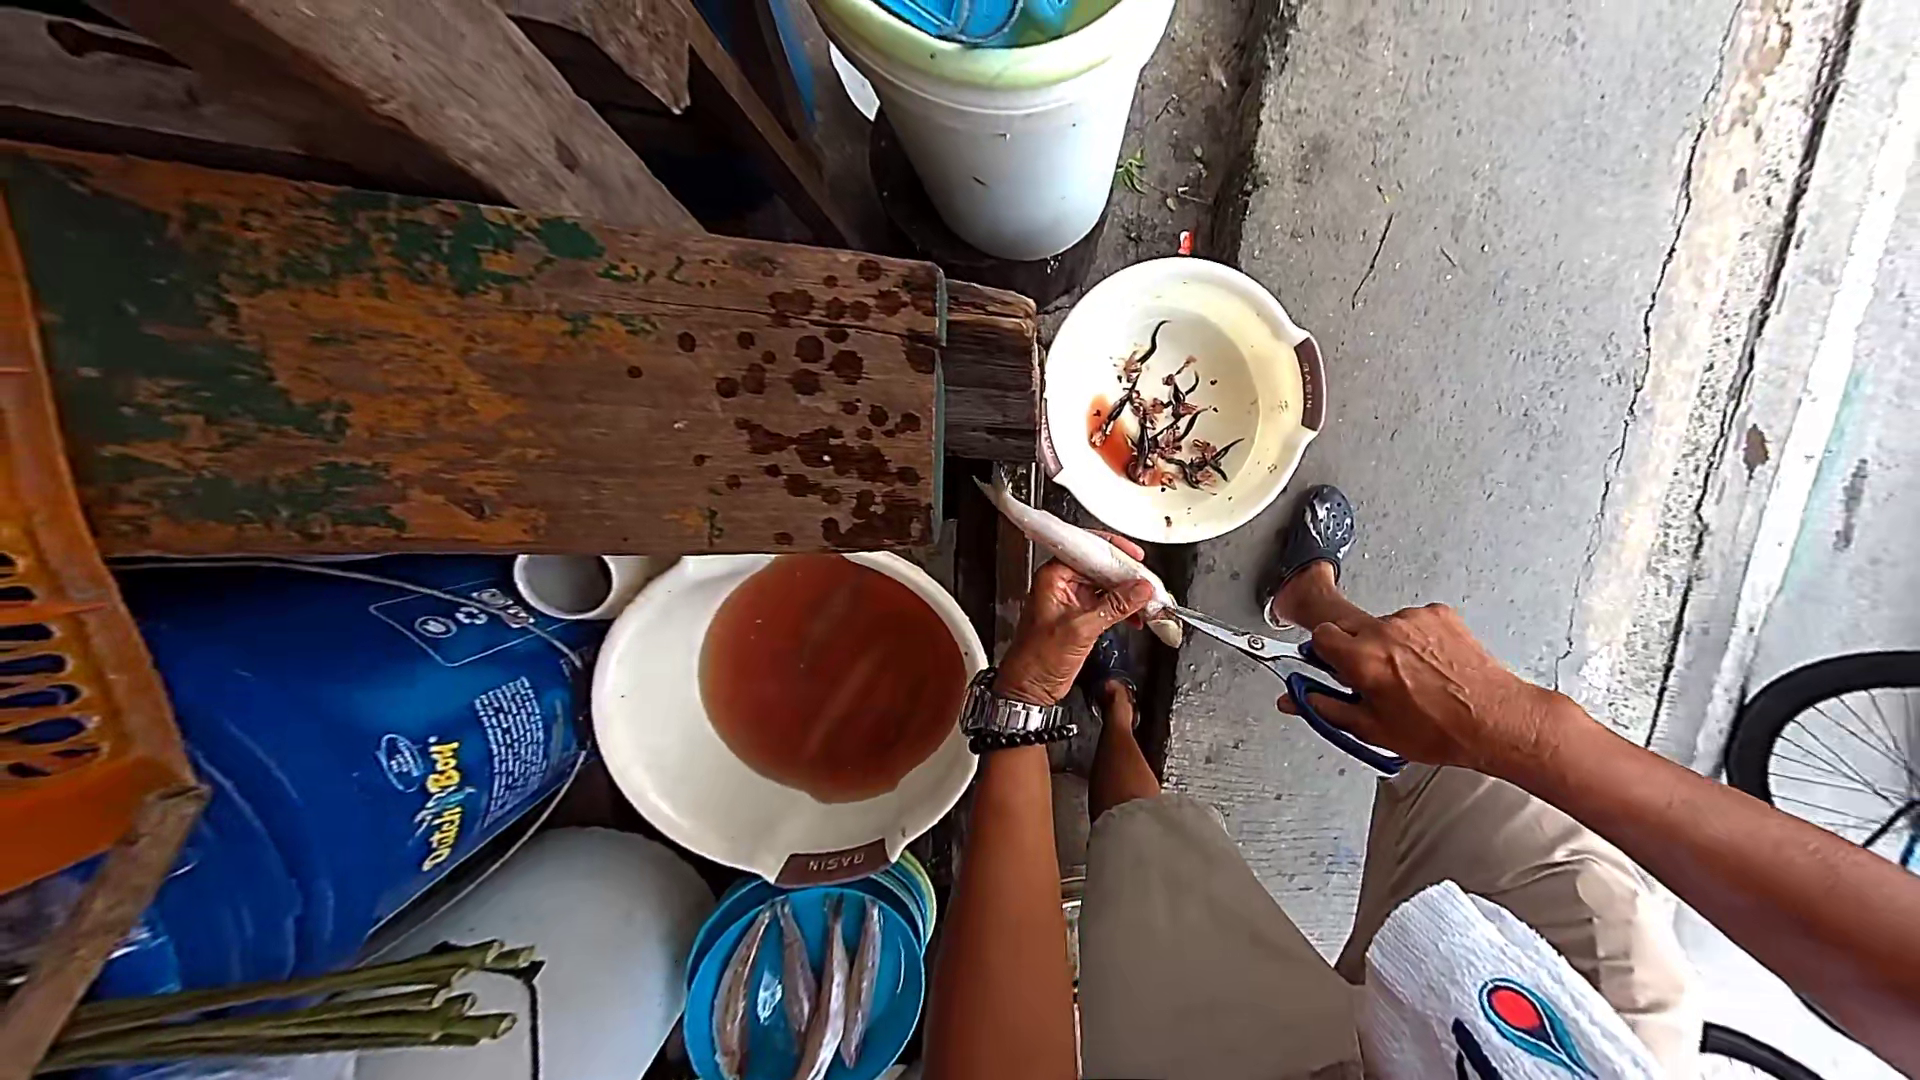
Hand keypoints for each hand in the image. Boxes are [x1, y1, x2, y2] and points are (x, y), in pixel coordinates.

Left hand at [996, 533, 1155, 705]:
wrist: (1030, 687)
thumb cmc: (1037, 658)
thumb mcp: (1080, 629)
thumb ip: (1113, 607)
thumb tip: (1140, 589)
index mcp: (1053, 577)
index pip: (1086, 549)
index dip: (1112, 549)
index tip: (1134, 556)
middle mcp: (1061, 584)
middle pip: (1100, 567)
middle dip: (1126, 575)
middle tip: (1148, 581)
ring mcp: (1072, 600)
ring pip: (1106, 586)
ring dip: (1128, 594)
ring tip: (1148, 601)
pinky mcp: (1080, 616)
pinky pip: (1107, 604)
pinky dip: (1124, 609)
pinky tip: (1138, 616)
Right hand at [1280, 603, 1590, 775]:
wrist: (1502, 723)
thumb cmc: (1444, 731)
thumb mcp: (1371, 729)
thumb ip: (1323, 708)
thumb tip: (1294, 699)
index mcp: (1361, 659)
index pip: (1320, 634)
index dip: (1325, 652)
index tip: (1334, 665)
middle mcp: (1383, 633)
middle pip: (1347, 625)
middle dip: (1353, 647)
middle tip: (1373, 673)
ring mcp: (1413, 620)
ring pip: (1380, 624)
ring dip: (1386, 643)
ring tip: (1409, 673)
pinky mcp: (1438, 615)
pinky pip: (1411, 620)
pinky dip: (1415, 637)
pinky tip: (1428, 662)